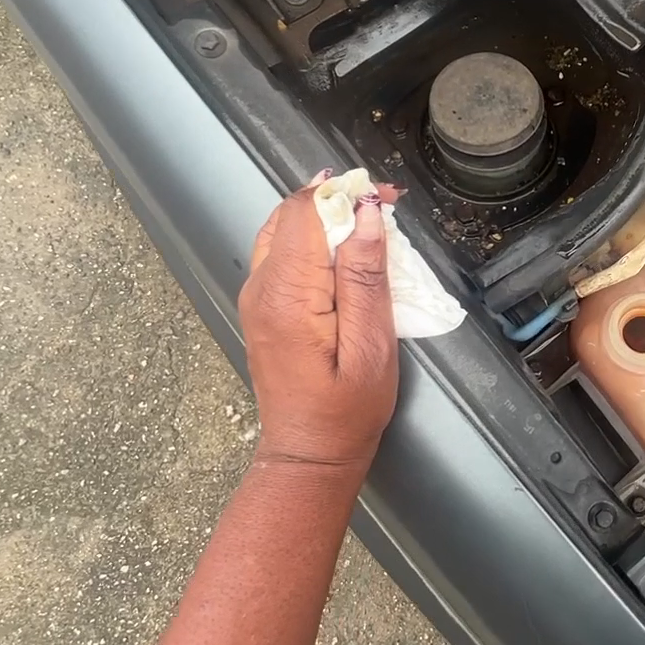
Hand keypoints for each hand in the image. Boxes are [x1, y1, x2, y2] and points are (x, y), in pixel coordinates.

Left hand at [238, 173, 400, 474]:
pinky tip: (343, 242)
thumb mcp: (372, 345)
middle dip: (339, 197)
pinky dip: (313, 235)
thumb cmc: (348, 407)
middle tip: (385, 203)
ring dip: (326, 213)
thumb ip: (366, 278)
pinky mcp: (262, 304)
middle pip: (292, 214)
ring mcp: (256, 295)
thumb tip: (367, 217)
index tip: (388, 196)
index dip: (348, 193)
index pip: (308, 214)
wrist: (310, 451)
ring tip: (369, 215)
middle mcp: (261, 287)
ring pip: (283, 227)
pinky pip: (282, 250)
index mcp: (287, 295)